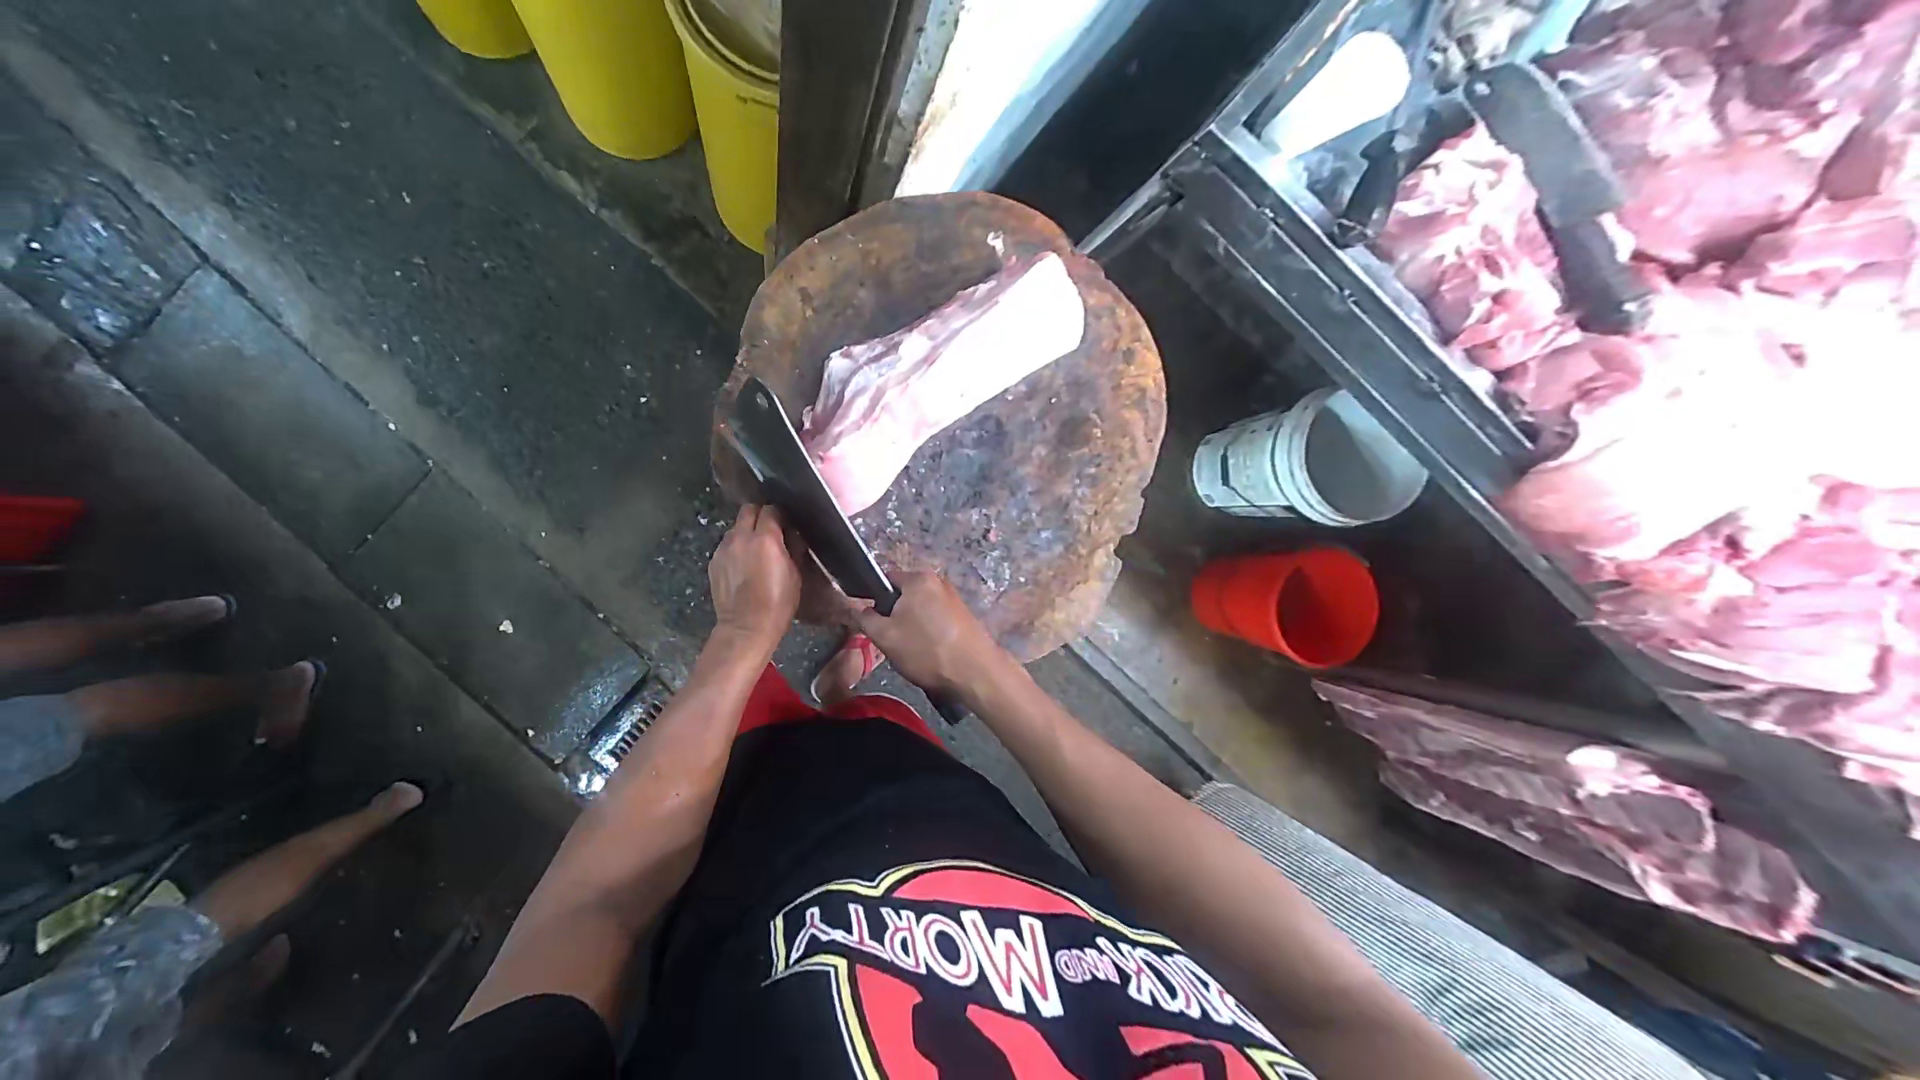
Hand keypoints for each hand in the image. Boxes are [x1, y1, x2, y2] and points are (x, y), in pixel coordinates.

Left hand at [709, 505, 800, 650]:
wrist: (746, 627)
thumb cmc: (778, 603)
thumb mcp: (795, 574)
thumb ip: (792, 548)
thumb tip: (790, 535)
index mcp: (765, 539)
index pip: (771, 510)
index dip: (780, 516)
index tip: (786, 526)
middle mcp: (741, 538)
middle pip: (748, 510)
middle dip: (760, 516)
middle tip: (769, 532)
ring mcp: (723, 549)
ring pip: (735, 528)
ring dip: (746, 533)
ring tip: (755, 551)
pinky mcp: (713, 562)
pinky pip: (726, 545)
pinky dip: (736, 549)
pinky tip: (742, 566)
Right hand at [848, 572, 1006, 697]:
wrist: (974, 671)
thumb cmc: (926, 649)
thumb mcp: (884, 636)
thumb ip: (865, 618)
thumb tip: (861, 609)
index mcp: (919, 578)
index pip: (885, 579)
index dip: (873, 598)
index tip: (872, 622)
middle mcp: (938, 581)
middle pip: (904, 596)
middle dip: (895, 616)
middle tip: (892, 640)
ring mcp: (954, 598)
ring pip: (920, 610)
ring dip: (913, 626)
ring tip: (913, 650)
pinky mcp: (964, 616)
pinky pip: (936, 620)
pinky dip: (930, 633)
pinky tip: (931, 652)